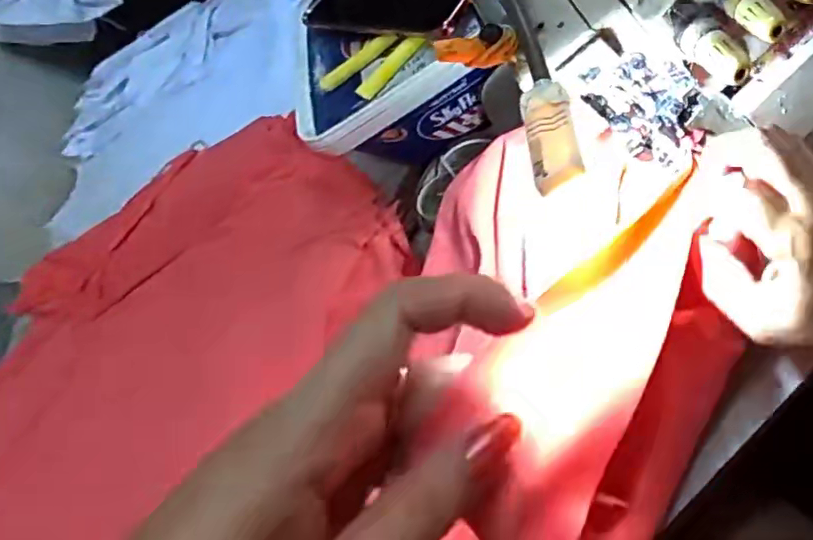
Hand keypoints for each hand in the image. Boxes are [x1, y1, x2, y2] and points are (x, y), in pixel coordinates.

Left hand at [134, 276, 532, 539]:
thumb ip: (422, 502)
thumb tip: (506, 422)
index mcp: (304, 422)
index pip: (395, 313)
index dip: (466, 295)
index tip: (527, 323)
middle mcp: (303, 424)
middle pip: (411, 380)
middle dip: (471, 409)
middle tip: (517, 466)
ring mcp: (293, 463)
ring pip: (397, 428)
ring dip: (447, 455)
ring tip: (485, 503)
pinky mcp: (286, 498)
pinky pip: (370, 468)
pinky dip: (413, 484)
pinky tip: (432, 520)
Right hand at [698, 127, 812, 353]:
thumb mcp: (765, 321)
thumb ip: (724, 285)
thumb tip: (706, 239)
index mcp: (791, 237)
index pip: (740, 197)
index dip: (713, 202)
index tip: (706, 222)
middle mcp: (807, 198)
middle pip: (760, 147)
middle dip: (723, 152)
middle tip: (706, 176)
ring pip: (774, 138)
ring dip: (741, 145)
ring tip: (723, 170)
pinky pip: (789, 143)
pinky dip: (762, 145)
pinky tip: (750, 166)